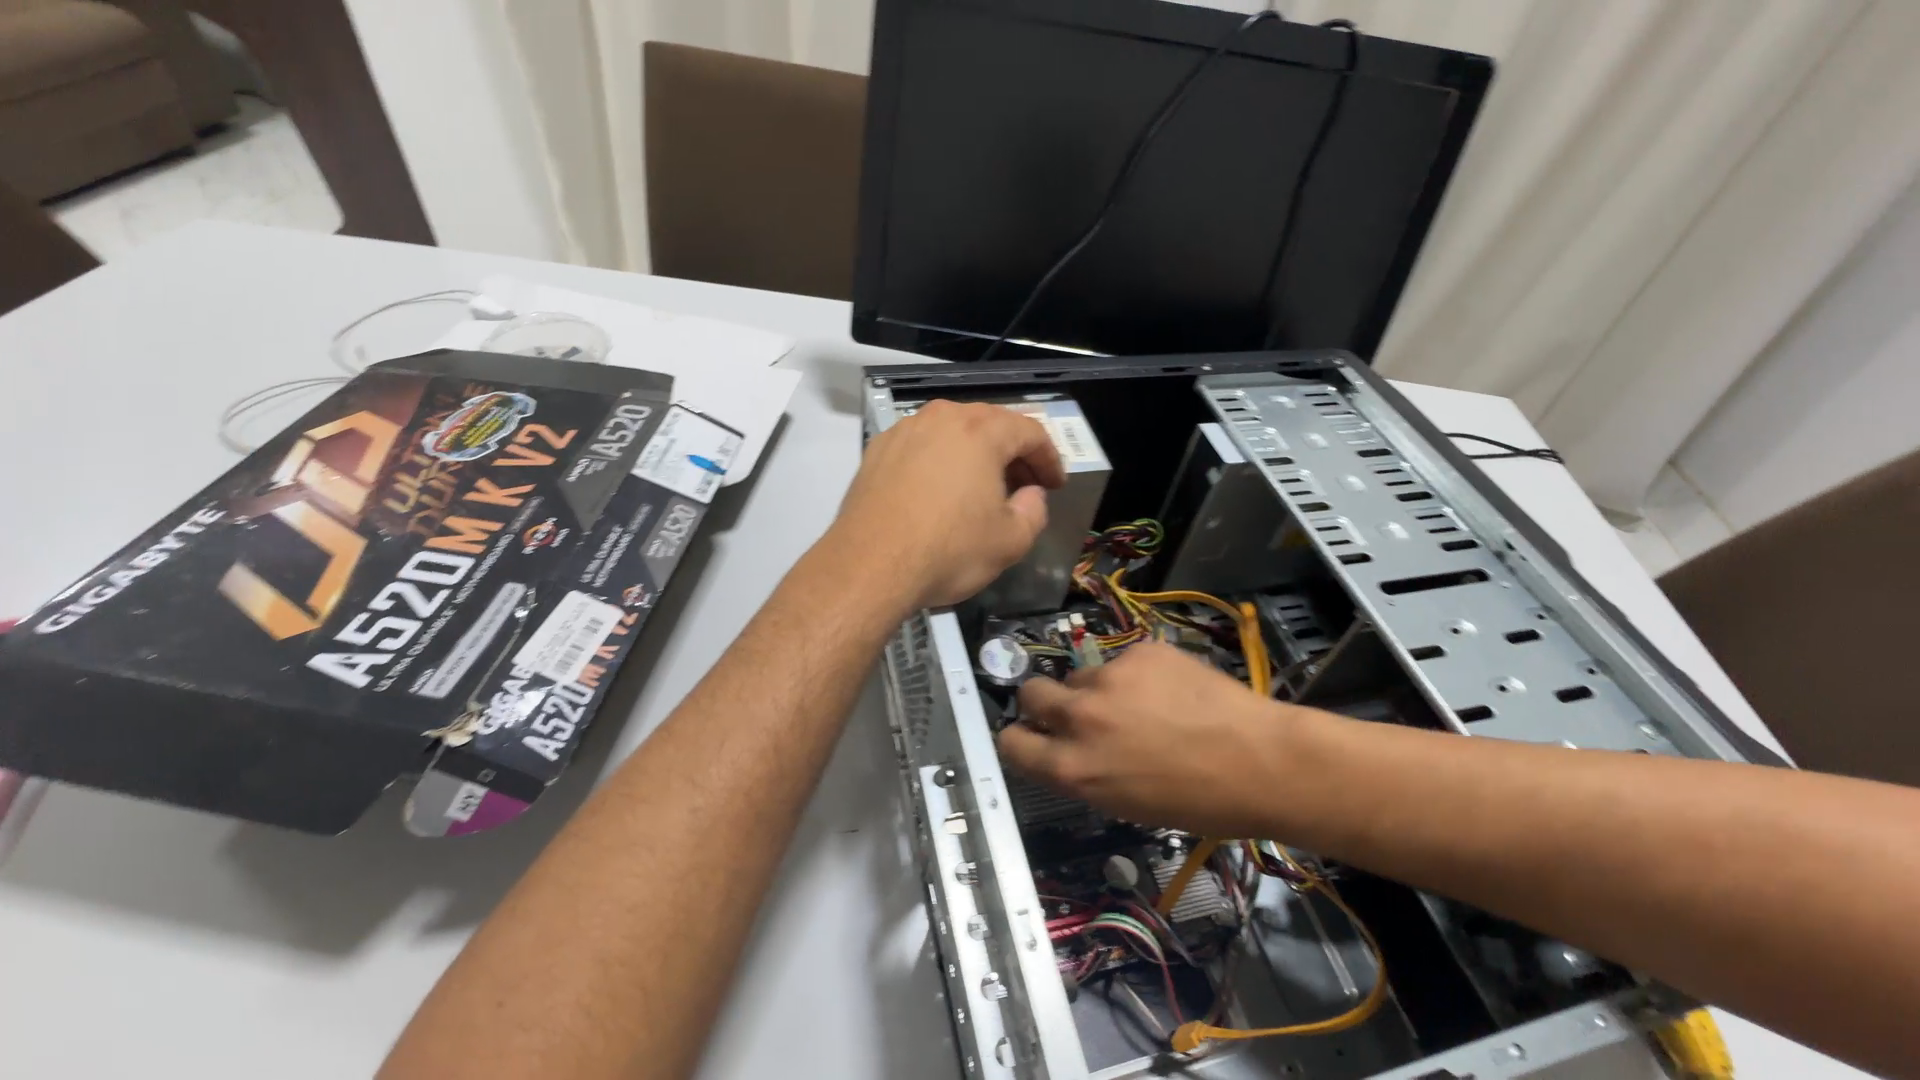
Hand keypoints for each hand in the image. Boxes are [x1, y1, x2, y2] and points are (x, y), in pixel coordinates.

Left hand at [833, 399, 1065, 610]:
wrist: (870, 567)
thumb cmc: (949, 551)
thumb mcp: (1010, 541)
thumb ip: (1033, 511)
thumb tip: (1031, 495)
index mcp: (980, 431)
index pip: (1029, 431)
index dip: (1049, 458)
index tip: (1056, 484)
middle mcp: (941, 418)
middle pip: (989, 424)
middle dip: (1013, 452)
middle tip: (1026, 483)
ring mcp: (903, 431)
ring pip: (951, 432)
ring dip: (974, 454)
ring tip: (983, 486)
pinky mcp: (876, 452)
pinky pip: (920, 447)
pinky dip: (939, 462)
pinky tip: (940, 491)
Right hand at [998, 643, 1314, 836]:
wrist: (1262, 762)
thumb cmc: (1199, 803)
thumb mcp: (1125, 803)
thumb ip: (1085, 772)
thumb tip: (1070, 752)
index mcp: (1073, 768)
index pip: (1011, 744)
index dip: (1020, 740)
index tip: (1034, 738)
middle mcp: (1080, 718)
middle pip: (1031, 693)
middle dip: (1044, 703)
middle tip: (1077, 713)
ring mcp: (1109, 678)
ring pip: (1082, 676)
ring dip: (1098, 690)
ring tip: (1142, 705)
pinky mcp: (1141, 651)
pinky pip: (1124, 661)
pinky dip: (1139, 675)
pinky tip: (1172, 691)